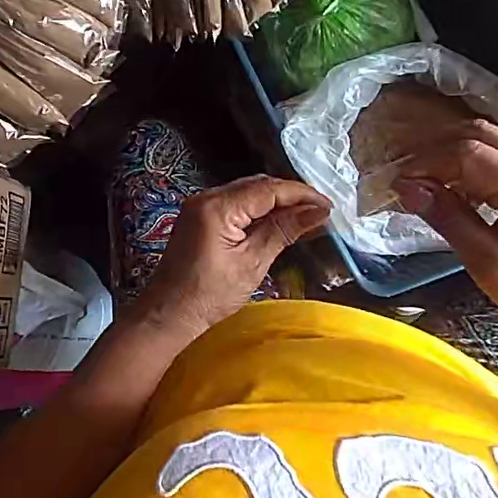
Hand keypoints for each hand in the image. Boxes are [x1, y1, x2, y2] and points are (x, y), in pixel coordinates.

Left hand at [133, 175, 330, 337]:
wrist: (168, 312)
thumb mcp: (252, 263)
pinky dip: (257, 208)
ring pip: (246, 192)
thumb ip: (283, 231)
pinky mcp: (198, 216)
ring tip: (305, 215)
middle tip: (320, 210)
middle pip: (256, 185)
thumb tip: (318, 211)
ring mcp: (199, 205)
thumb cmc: (209, 294)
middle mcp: (206, 197)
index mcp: (217, 207)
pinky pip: (234, 203)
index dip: (301, 194)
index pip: (267, 190)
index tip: (328, 205)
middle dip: (290, 195)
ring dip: (275, 201)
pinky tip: (276, 220)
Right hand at [394, 120, 497, 344]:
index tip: (397, 184)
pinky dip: (469, 165)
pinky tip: (453, 188)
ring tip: (422, 180)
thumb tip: (408, 189)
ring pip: (492, 141)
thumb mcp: (491, 264)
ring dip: (451, 154)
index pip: (470, 154)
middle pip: (481, 135)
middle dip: (435, 150)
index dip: (427, 163)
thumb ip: (449, 219)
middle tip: (405, 176)